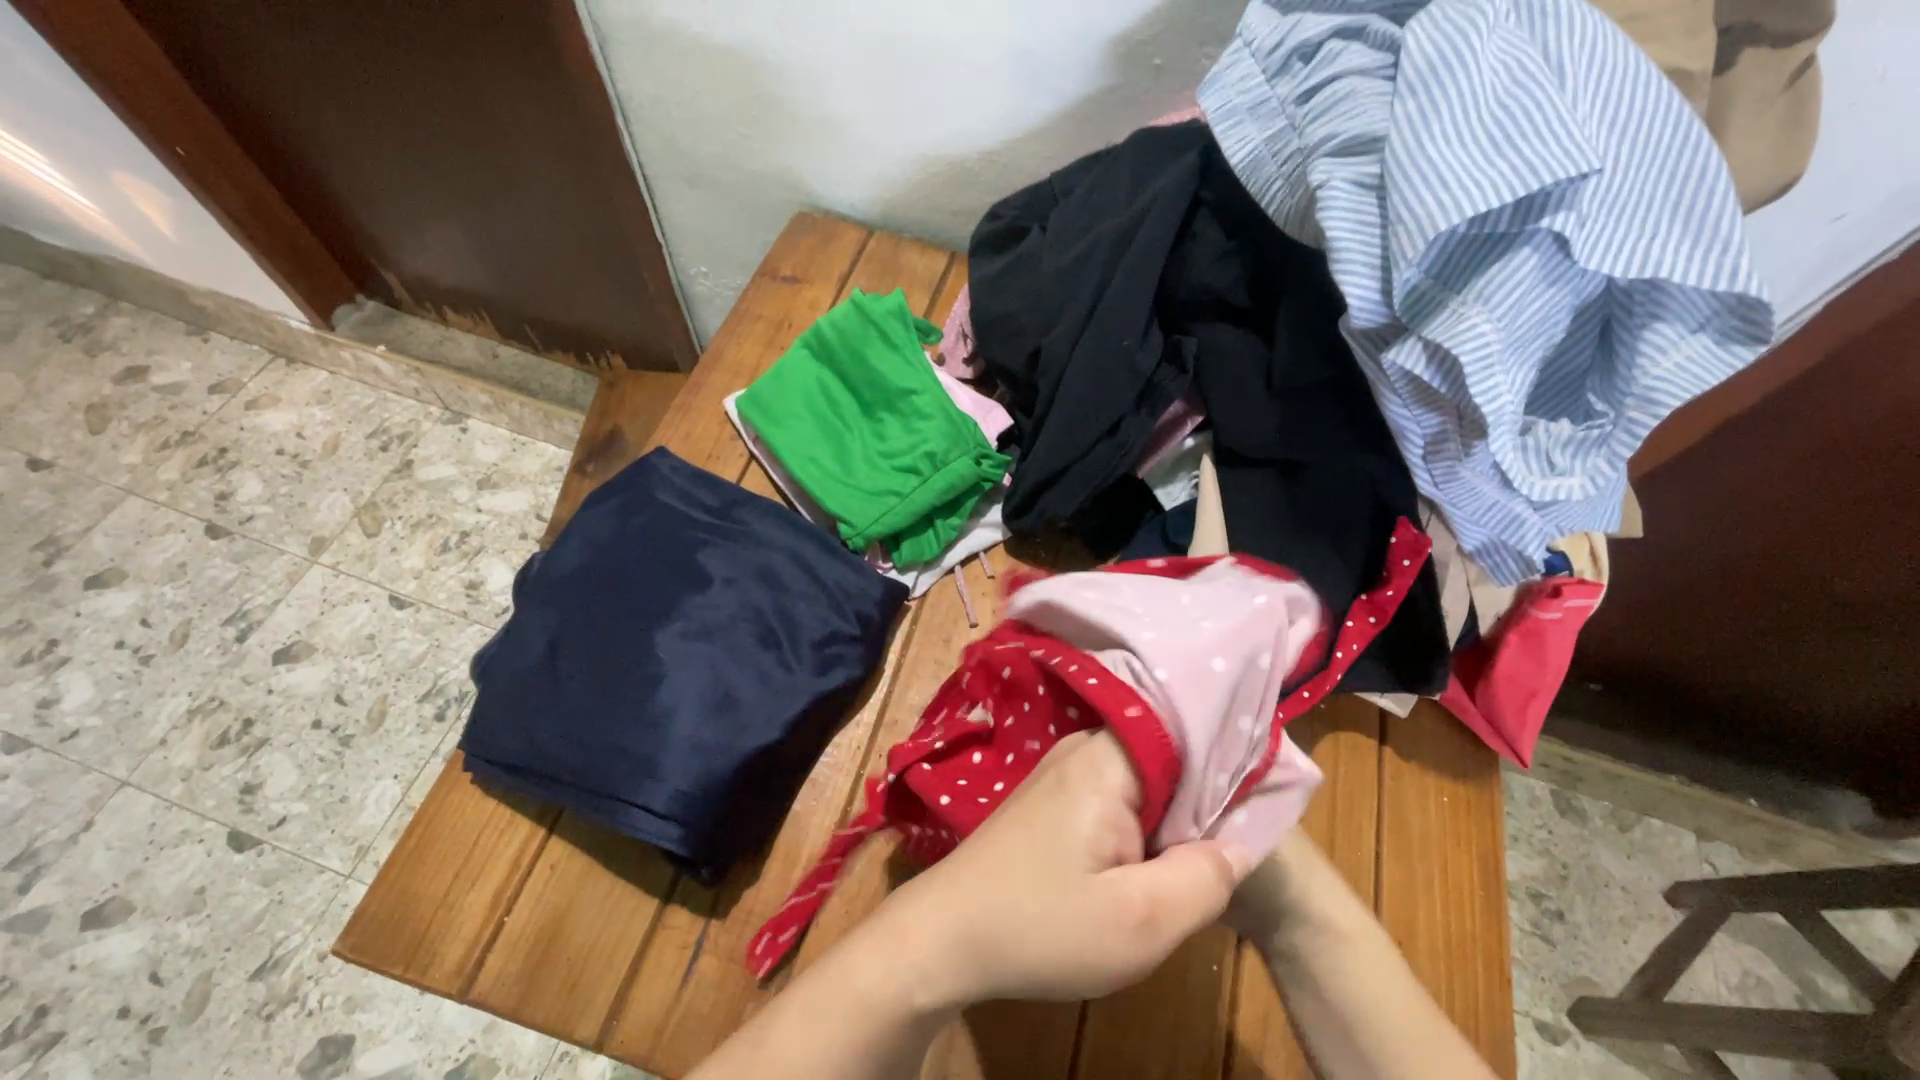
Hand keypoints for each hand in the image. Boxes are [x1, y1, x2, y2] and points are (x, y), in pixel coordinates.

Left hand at [872, 730, 1258, 1008]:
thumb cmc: (1041, 928)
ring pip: (1149, 780)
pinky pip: (1121, 798)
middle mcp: (1085, 748)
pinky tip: (1154, 861)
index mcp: (1107, 758)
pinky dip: (1146, 825)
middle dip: (1208, 795)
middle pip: (1172, 753)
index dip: (1237, 759)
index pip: (1192, 728)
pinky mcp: (1055, 799)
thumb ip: (1204, 878)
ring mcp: (1066, 772)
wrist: (944, 939)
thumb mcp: (1141, 922)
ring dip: (1177, 817)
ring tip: (1201, 855)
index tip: (1272, 792)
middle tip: (1238, 838)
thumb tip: (1241, 842)